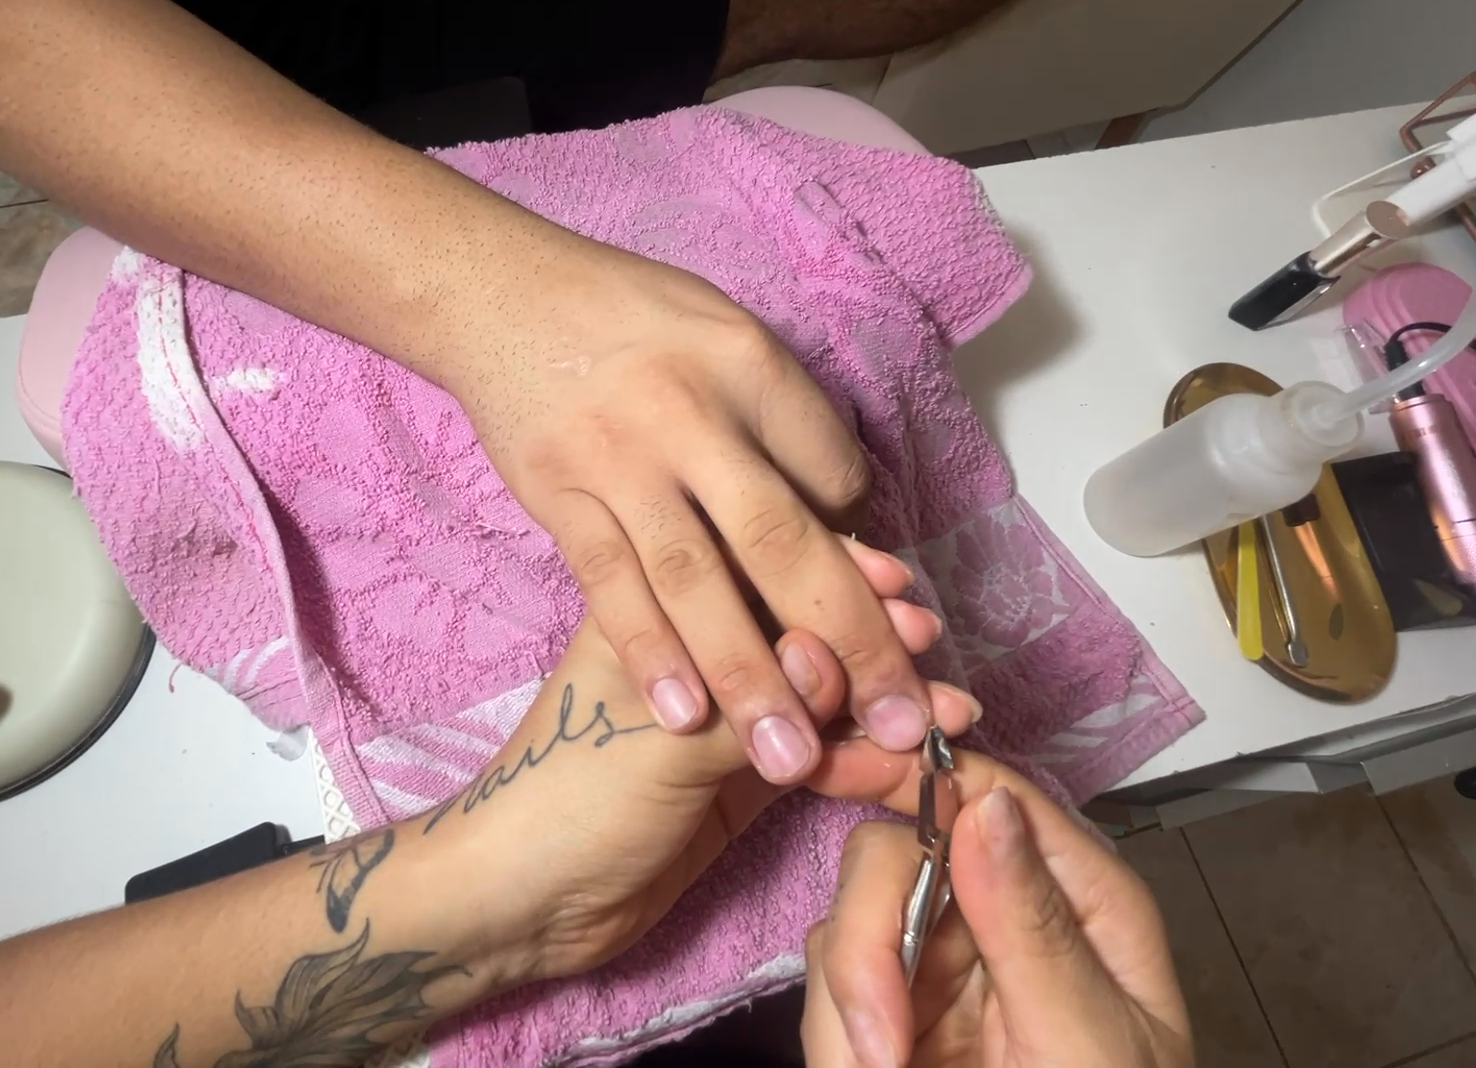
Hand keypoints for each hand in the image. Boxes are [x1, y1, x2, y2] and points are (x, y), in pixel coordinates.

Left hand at [437, 538, 979, 983]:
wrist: (529, 901)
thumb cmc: (573, 794)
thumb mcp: (657, 741)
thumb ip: (748, 702)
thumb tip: (832, 655)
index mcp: (658, 613)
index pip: (753, 575)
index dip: (826, 577)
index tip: (895, 587)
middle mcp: (698, 651)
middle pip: (796, 630)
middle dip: (865, 636)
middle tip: (927, 645)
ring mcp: (726, 713)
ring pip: (816, 693)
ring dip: (877, 701)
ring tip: (946, 710)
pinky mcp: (744, 773)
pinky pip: (815, 753)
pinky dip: (862, 757)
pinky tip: (912, 759)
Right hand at [451, 245, 934, 784]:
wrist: (503, 296)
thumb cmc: (627, 312)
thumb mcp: (723, 331)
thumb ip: (776, 417)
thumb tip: (827, 511)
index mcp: (748, 365)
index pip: (835, 472)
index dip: (865, 547)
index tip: (877, 605)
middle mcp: (690, 417)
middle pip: (780, 541)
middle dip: (849, 638)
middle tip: (904, 721)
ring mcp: (619, 462)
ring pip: (694, 580)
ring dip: (747, 673)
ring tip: (793, 754)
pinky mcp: (561, 498)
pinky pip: (610, 584)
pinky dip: (650, 650)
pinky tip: (685, 715)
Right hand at [800, 755, 1193, 1067]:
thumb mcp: (1092, 1051)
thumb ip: (1036, 927)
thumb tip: (984, 799)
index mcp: (1066, 891)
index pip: (978, 788)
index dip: (901, 764)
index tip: (830, 767)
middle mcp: (990, 901)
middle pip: (887, 850)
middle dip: (867, 939)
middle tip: (882, 1042)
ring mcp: (932, 946)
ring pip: (844, 916)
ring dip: (852, 1004)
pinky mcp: (886, 992)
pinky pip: (825, 978)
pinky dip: (838, 1034)